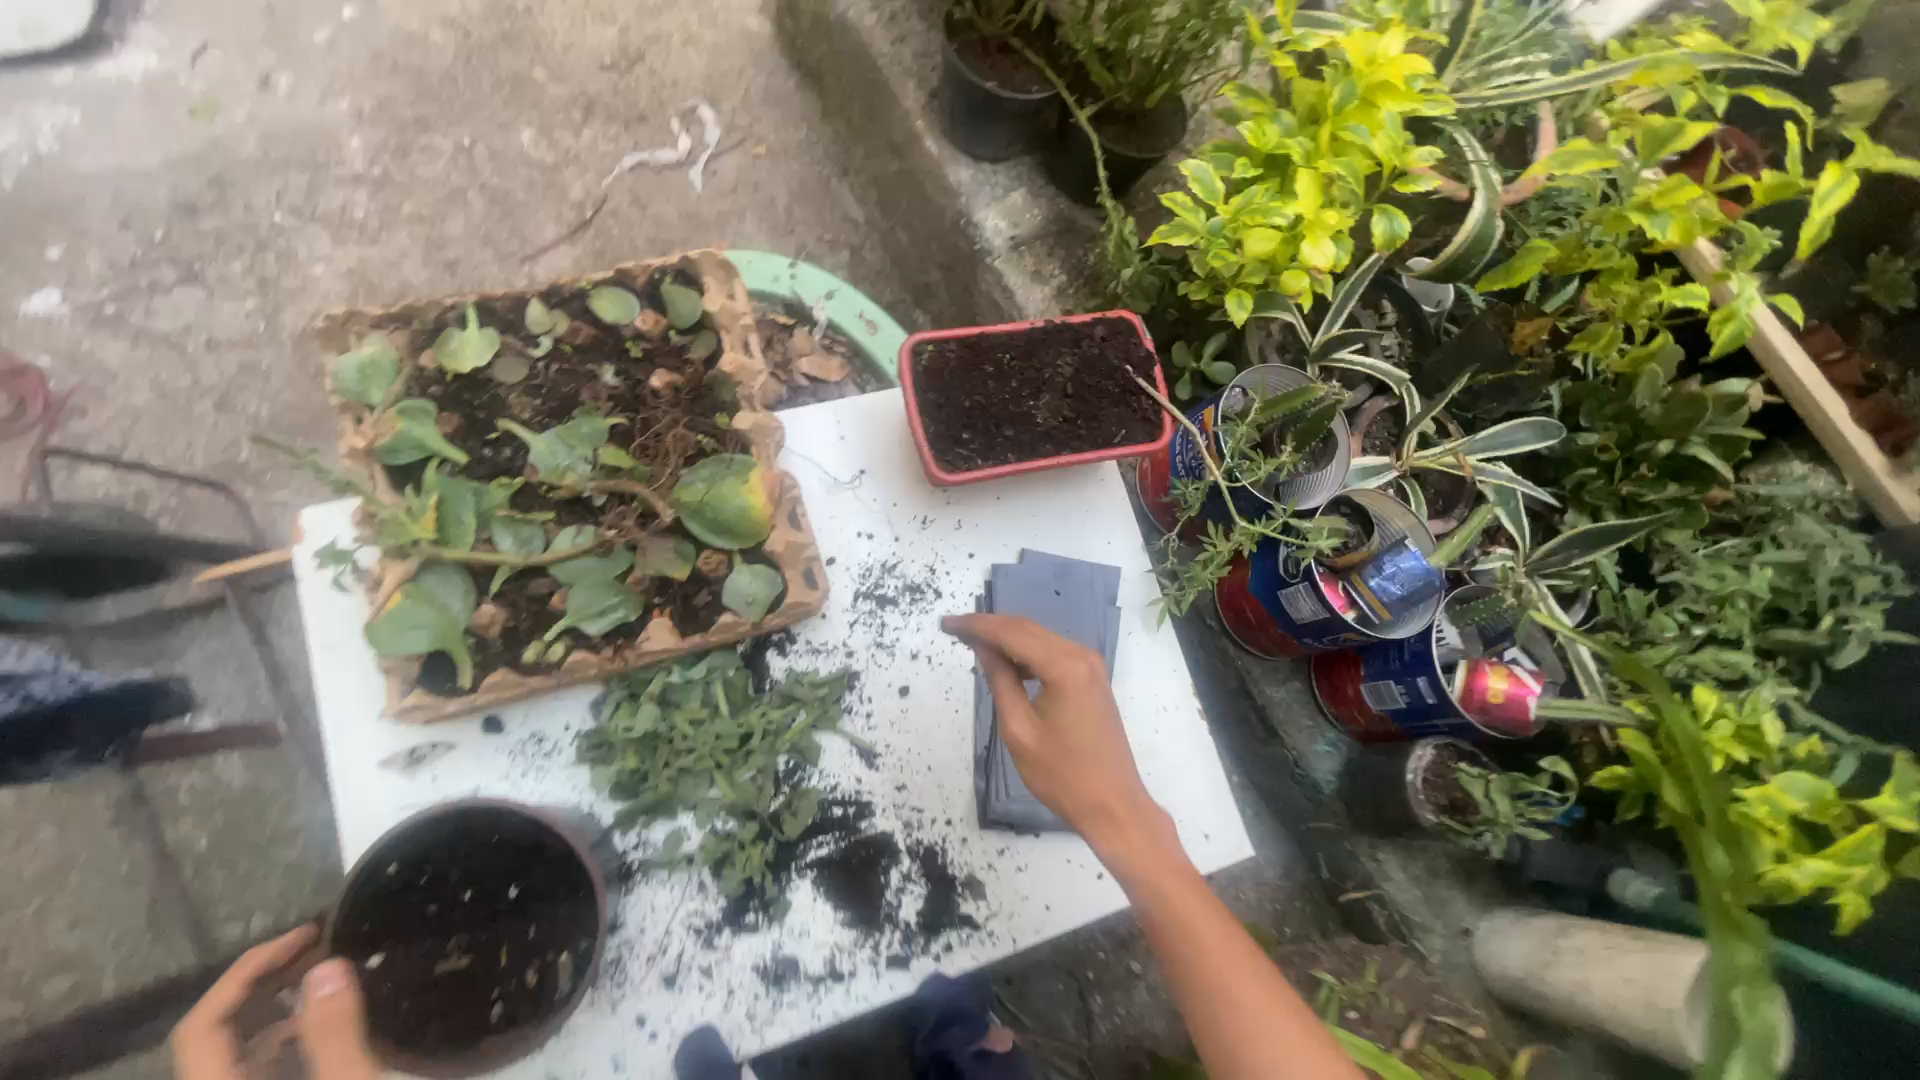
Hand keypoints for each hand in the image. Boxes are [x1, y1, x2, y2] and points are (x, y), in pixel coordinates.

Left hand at [172, 925, 379, 1079]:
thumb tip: (327, 967)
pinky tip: (328, 1021)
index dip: (246, 972)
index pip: (203, 1025)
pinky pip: (259, 1063)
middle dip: (266, 979)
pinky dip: (288, 1031)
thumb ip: (334, 1034)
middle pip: (218, 1031)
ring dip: (280, 1003)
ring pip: (241, 1047)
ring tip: (330, 971)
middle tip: (320, 943)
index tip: (303, 937)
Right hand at [942, 613, 1167, 853]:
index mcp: (1065, 667)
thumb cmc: (1062, 775)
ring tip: (972, 644)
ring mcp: (1091, 666)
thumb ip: (1000, 681)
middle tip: (953, 629)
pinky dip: (1026, 653)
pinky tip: (1005, 663)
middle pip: (1027, 629)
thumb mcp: (1019, 730)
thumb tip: (983, 648)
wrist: (1113, 805)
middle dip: (989, 627)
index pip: (1012, 633)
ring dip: (1007, 638)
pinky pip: (1053, 654)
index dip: (977, 625)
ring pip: (1040, 638)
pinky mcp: (1092, 679)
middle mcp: (1082, 656)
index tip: (947, 624)